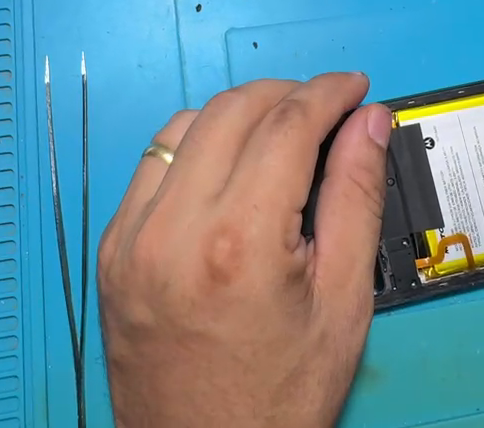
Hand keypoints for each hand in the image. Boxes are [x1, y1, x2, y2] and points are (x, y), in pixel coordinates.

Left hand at [97, 74, 392, 427]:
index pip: (287, 124)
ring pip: (186, 123)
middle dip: (287, 93)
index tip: (354, 87)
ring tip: (279, 134)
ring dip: (238, 112)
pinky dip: (196, 144)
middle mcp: (173, 227)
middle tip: (325, 108)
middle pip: (233, 109)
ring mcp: (132, 234)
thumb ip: (357, 195)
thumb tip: (370, 121)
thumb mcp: (343, 301)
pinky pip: (154, 161)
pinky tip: (227, 167)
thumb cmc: (282, 396)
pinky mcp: (113, 245)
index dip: (328, 93)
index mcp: (239, 241)